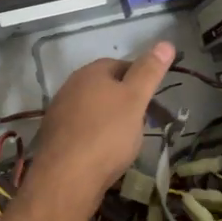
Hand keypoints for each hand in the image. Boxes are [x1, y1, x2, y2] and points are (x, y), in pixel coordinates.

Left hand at [28, 43, 174, 206]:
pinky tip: (105, 154)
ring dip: (111, 120)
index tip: (153, 98)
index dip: (140, 78)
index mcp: (90, 73)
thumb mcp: (135, 99)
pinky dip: (96, 137)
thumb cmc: (106, 133)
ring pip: (93, 110)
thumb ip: (149, 72)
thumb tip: (166, 42)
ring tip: (127, 140)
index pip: (120, 64)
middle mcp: (70, 87)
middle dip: (125, 100)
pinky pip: (82, 130)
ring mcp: (60, 113)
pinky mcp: (55, 139)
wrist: (66, 177)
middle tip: (144, 120)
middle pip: (105, 87)